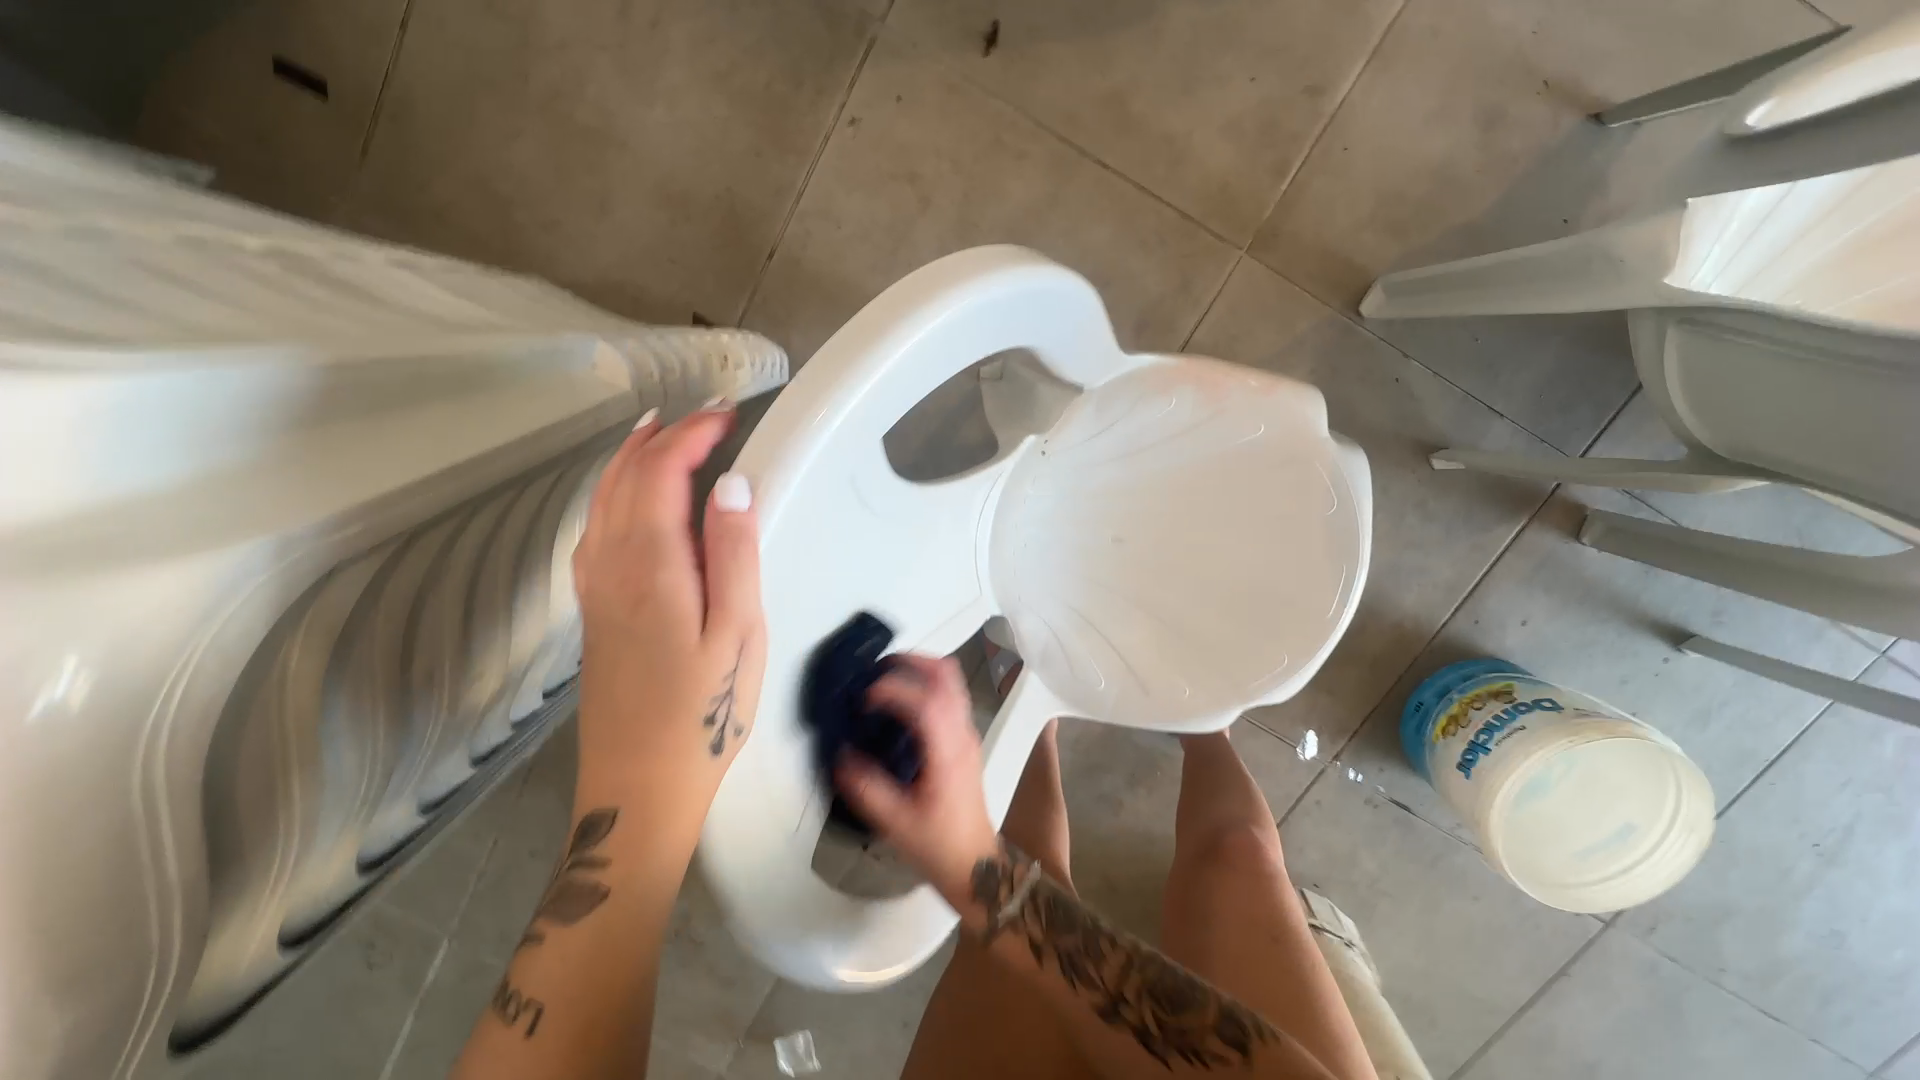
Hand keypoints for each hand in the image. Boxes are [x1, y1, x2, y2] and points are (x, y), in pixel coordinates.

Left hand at [570, 406, 764, 829]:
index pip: (659, 474)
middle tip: (700, 419)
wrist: (639, 786)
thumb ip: (733, 555)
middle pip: (622, 480)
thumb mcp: (738, 635)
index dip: (690, 435)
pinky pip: (594, 533)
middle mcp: (611, 568)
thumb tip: (731, 484)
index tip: (727, 416)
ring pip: (601, 504)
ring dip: (628, 461)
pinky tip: (627, 505)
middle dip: (659, 439)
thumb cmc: (703, 715)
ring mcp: (595, 592)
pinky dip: (612, 498)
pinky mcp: (595, 614)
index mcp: (650, 566)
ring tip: (656, 435)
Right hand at [834, 655, 1000, 903]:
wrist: (976, 865)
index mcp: (948, 752)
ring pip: (952, 683)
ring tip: (886, 678)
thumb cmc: (939, 845)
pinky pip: (950, 697)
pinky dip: (927, 686)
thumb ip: (866, 788)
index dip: (894, 691)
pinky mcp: (964, 742)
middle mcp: (962, 735)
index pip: (926, 703)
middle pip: (947, 677)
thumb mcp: (896, 822)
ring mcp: (967, 735)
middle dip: (912, 662)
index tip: (865, 698)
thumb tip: (841, 757)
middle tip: (877, 667)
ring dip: (921, 670)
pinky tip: (901, 703)